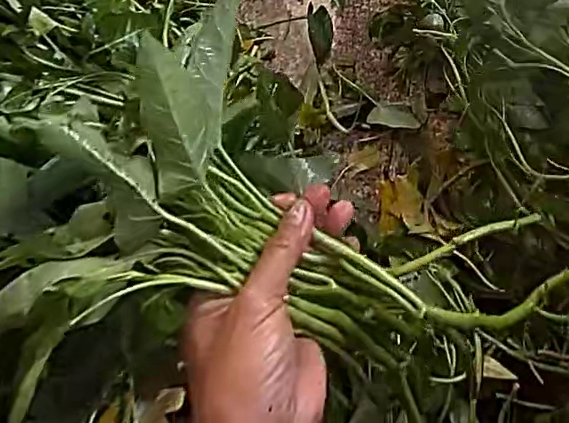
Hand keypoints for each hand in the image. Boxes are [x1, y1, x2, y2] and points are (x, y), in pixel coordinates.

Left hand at [182, 184, 353, 422]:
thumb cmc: (243, 372)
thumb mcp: (254, 305)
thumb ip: (278, 253)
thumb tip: (299, 207)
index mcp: (218, 291)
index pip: (242, 238)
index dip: (267, 214)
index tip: (291, 196)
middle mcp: (247, 296)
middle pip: (278, 245)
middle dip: (302, 219)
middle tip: (324, 195)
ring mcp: (279, 309)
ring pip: (303, 260)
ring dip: (324, 235)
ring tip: (343, 211)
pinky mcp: (308, 322)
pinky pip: (323, 283)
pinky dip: (337, 262)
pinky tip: (350, 243)